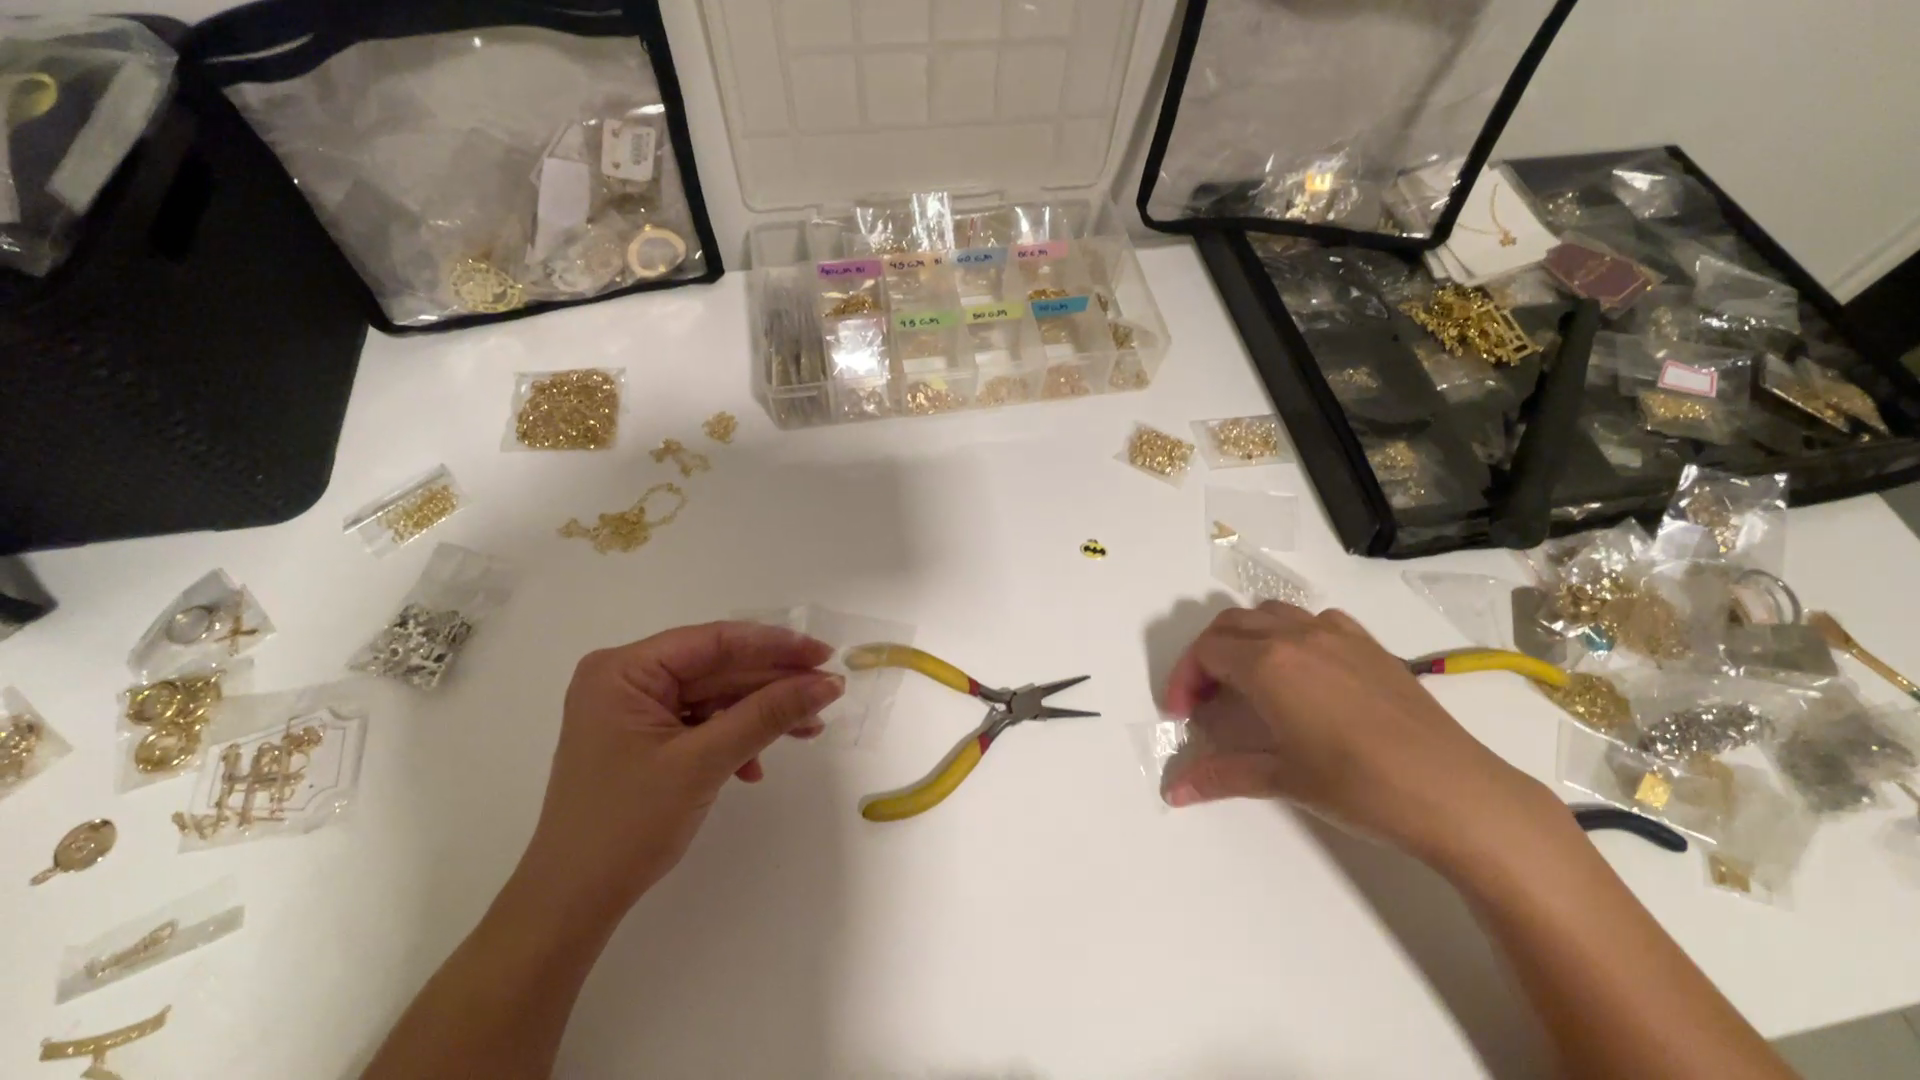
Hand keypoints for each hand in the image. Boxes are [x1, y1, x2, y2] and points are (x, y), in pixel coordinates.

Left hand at [516, 621, 844, 918]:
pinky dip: (734, 739)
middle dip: (772, 685)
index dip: (775, 646)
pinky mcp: (643, 741)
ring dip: (760, 715)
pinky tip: (757, 767)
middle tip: (827, 694)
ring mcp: (633, 711)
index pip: (713, 642)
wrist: (573, 900)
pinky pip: (700, 724)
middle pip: (716, 668)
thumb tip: (827, 682)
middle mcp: (625, 679)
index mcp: (623, 670)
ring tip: (810, 730)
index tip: (825, 655)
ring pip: (713, 697)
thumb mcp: (704, 762)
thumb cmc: (628, 824)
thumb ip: (767, 715)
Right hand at [1161, 602, 1557, 866]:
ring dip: (1245, 638)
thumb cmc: (1358, 787)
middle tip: (1203, 699)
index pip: (1206, 652)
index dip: (1184, 680)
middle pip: (1231, 624)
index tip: (1182, 716)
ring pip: (1272, 614)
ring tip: (1244, 681)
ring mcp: (1338, 635)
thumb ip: (1222, 775)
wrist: (1452, 791)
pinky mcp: (1370, 645)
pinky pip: (1313, 621)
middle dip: (1206, 656)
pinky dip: (1289, 635)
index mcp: (1269, 663)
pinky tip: (1300, 674)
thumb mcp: (1283, 780)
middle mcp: (1298, 636)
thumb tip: (1174, 791)